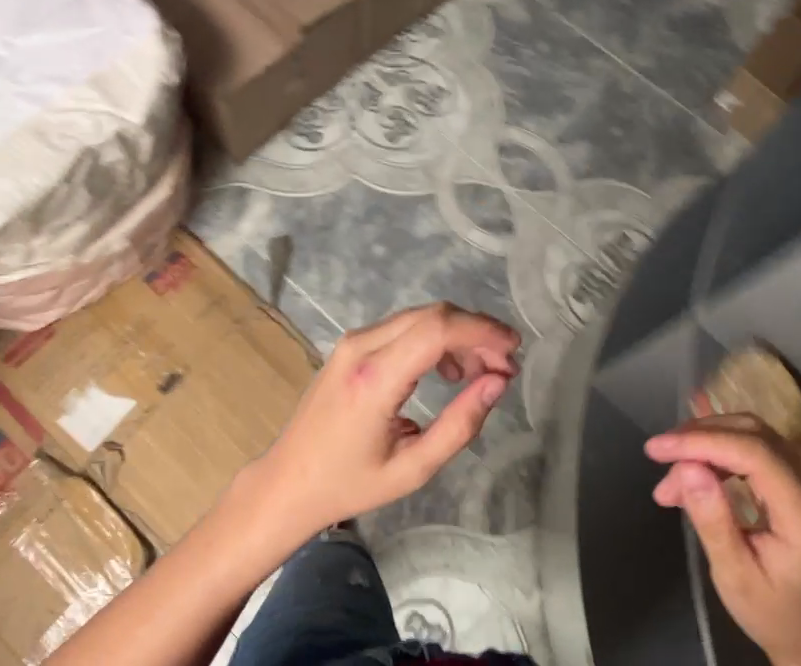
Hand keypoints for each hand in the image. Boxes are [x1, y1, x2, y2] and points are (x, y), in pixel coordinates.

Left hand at [243, 302, 519, 539]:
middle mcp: (361, 347)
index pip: (437, 330)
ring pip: (420, 316)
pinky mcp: (351, 345)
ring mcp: (352, 341)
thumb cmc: (350, 485)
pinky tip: (449, 370)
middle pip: (433, 314)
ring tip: (481, 374)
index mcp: (374, 379)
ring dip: (458, 335)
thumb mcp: (413, 469)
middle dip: (477, 332)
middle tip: (504, 367)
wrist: (287, 482)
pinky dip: (435, 338)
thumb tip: (498, 383)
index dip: (482, 332)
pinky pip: (403, 326)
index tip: (513, 351)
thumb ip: (460, 425)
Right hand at [646, 415, 800, 665]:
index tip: (656, 448)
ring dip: (706, 442)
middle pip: (754, 435)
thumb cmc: (772, 612)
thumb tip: (687, 468)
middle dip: (699, 438)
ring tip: (673, 474)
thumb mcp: (735, 577)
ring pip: (753, 433)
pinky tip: (695, 460)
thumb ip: (713, 521)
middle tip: (659, 459)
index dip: (702, 442)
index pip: (754, 453)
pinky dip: (721, 447)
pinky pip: (759, 444)